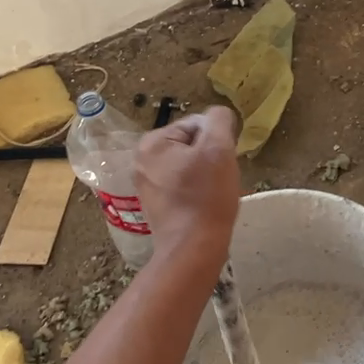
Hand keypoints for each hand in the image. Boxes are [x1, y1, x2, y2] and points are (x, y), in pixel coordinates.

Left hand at [134, 106, 240, 258]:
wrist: (192, 249)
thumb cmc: (206, 196)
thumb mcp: (219, 148)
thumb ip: (219, 120)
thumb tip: (218, 115)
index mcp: (151, 143)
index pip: (196, 125)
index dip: (216, 140)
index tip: (221, 161)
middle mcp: (142, 161)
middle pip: (192, 144)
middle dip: (210, 156)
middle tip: (219, 177)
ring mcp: (146, 184)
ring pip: (190, 164)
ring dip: (206, 172)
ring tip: (213, 191)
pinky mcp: (156, 203)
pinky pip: (183, 183)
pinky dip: (197, 189)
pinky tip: (205, 203)